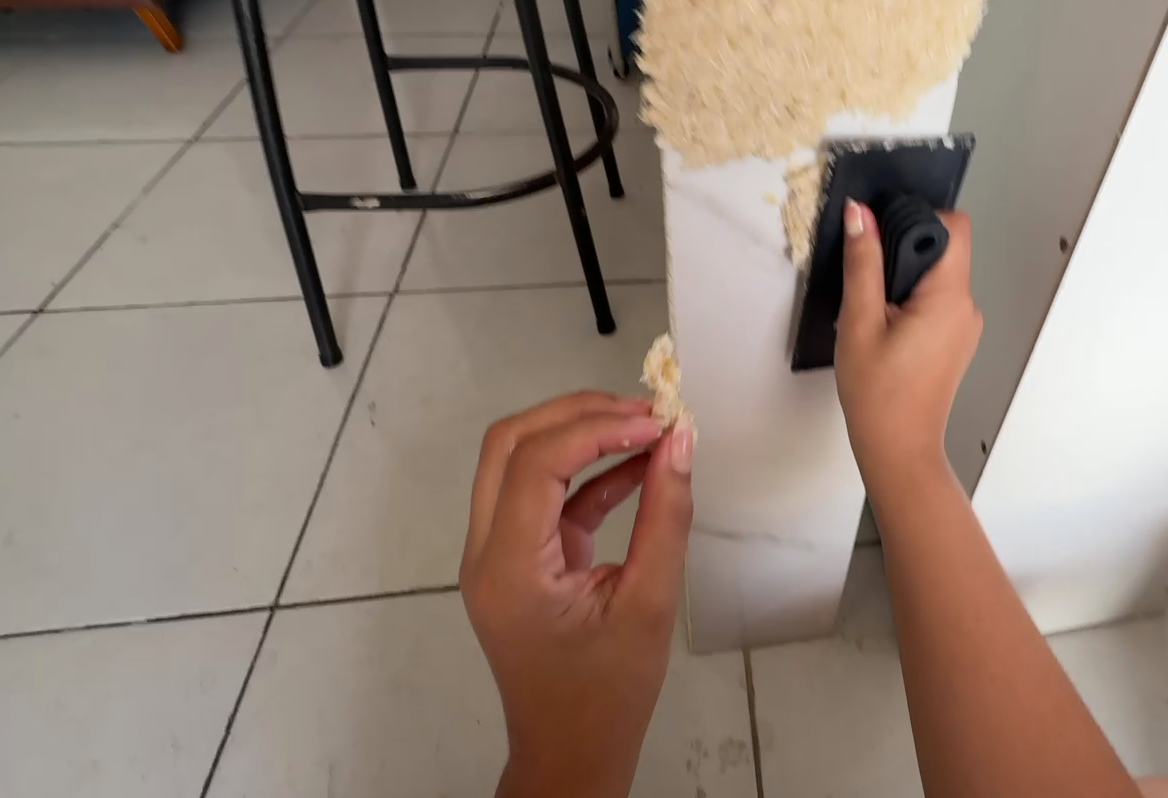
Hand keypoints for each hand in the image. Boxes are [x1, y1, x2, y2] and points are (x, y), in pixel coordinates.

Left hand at [460, 392, 694, 797]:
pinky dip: (589, 469)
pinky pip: (546, 492)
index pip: (536, 464)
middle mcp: (486, 549)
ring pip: (519, 457)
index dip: (598, 429)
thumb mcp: (651, 604)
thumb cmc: (609, 693)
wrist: (571, 755)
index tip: (657, 423)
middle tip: (643, 412)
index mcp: (508, 568)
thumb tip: (680, 440)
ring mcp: (497, 550)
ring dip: (579, 432)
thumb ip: (666, 516)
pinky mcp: (520, 554)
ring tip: (644, 427)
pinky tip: (639, 464)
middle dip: (577, 413)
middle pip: (510, 443)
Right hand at [835, 201, 982, 481]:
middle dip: (906, 251)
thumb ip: (862, 263)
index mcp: (949, 297)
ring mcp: (965, 327)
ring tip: (873, 308)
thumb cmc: (877, 392)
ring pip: (939, 277)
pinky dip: (912, 301)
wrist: (897, 449)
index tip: (883, 234)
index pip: (954, 227)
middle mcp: (967, 307)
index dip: (920, 218)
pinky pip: (937, 302)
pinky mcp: (955, 341)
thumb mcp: (859, 321)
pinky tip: (884, 326)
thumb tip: (860, 214)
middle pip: (945, 250)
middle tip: (869, 277)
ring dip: (905, 279)